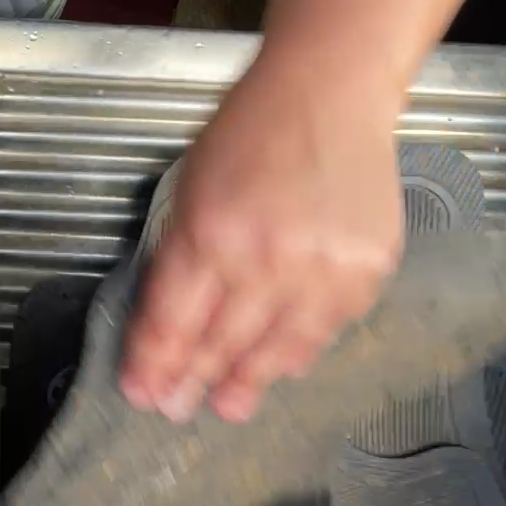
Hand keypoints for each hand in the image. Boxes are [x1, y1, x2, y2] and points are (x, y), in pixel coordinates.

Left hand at [121, 64, 402, 422]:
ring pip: (274, 346)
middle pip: (218, 340)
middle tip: (173, 409)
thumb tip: (173, 315)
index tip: (139, 390)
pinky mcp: (365, 270)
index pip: (171, 318)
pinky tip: (278, 371)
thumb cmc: (247, 133)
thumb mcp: (188, 188)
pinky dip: (297, 353)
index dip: (153, 361)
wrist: (326, 95)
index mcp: (208, 232)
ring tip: (224, 408)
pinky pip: (325, 329)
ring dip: (245, 381)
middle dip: (189, 379)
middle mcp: (264, 258)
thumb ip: (181, 253)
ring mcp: (320, 268)